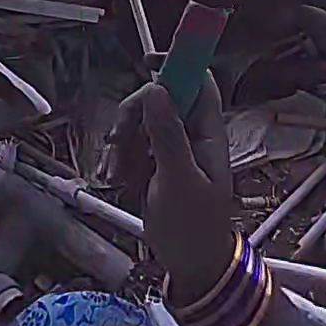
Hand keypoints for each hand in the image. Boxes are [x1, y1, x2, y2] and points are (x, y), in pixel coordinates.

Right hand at [107, 75, 236, 305]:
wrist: (191, 264)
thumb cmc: (193, 226)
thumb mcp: (179, 181)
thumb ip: (167, 135)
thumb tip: (156, 89)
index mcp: (207, 133)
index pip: (198, 82)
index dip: (178, 64)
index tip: (147, 61)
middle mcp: (190, 132)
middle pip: (158, 98)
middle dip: (134, 115)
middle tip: (120, 140)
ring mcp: (171, 146)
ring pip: (139, 119)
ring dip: (123, 140)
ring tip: (121, 170)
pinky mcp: (153, 160)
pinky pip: (130, 142)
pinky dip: (120, 155)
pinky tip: (118, 176)